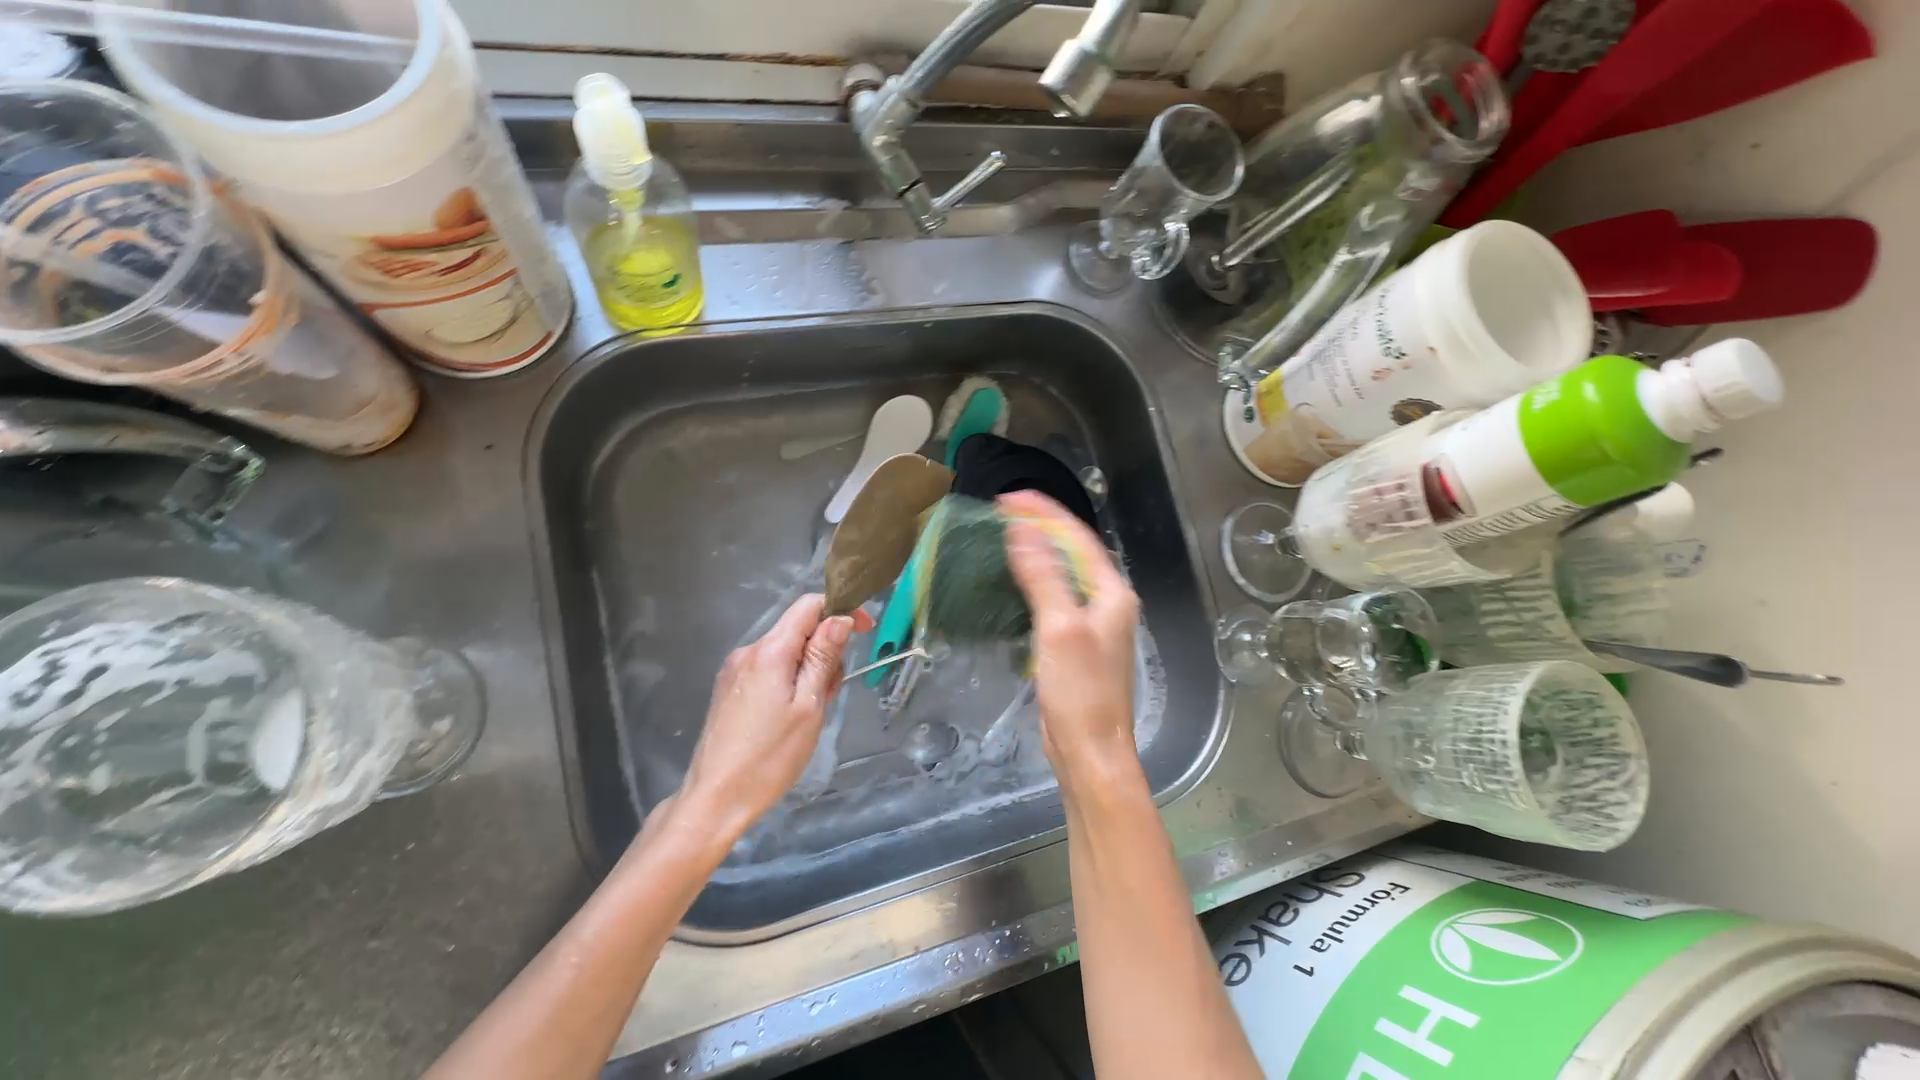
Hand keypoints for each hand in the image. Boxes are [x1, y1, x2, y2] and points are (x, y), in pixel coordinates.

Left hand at [676, 594, 855, 843]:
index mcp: (769, 651)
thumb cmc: (770, 757)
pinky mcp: (728, 689)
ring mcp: (734, 670)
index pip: (808, 605)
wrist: (716, 798)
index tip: (865, 630)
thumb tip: (841, 618)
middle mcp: (747, 652)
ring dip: (807, 669)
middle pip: (796, 629)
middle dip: (824, 650)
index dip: (841, 610)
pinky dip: (788, 681)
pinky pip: (767, 670)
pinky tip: (788, 716)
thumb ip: (823, 658)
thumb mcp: (809, 707)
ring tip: (810, 713)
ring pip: (784, 652)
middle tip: (831, 692)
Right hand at [999, 491, 1141, 787]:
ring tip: (1003, 536)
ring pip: (1063, 575)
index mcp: (1112, 593)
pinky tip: (1013, 581)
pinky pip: (1054, 600)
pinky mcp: (1075, 644)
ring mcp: (1092, 624)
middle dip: (1040, 527)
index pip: (1077, 538)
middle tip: (1002, 511)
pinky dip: (1034, 583)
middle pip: (1072, 552)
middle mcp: (1107, 603)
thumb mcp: (1060, 628)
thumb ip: (1043, 576)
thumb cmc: (1080, 692)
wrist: (1090, 751)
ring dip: (1036, 552)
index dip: (1045, 513)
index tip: (1009, 497)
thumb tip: (1023, 529)